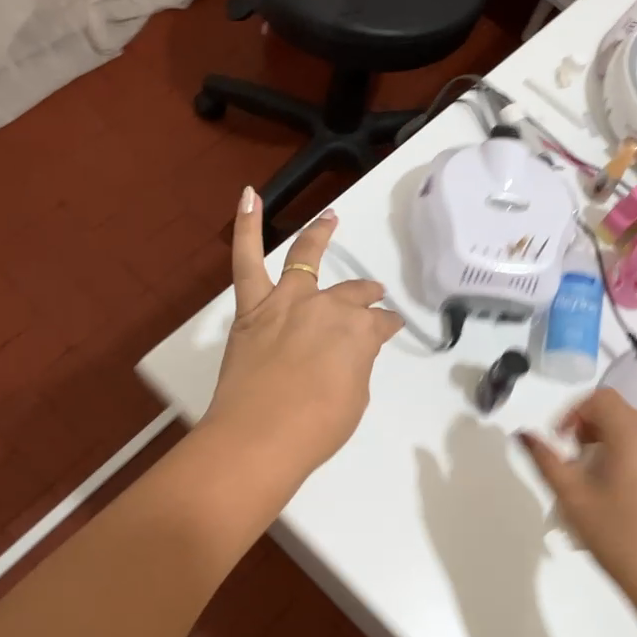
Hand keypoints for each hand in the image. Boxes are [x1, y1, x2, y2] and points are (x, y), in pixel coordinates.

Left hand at [201, 188, 404, 479]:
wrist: (257, 440)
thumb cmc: (315, 430)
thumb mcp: (355, 399)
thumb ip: (355, 365)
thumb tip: (348, 352)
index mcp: (359, 331)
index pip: (380, 324)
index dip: (386, 327)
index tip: (390, 330)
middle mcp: (327, 306)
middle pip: (351, 294)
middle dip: (365, 295)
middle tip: (373, 297)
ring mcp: (288, 301)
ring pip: (306, 258)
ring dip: (319, 234)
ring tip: (329, 218)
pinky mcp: (253, 308)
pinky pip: (247, 259)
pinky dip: (246, 226)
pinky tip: (249, 196)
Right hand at [520, 389, 636, 607]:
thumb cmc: (618, 538)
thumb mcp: (573, 498)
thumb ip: (545, 460)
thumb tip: (523, 434)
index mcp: (632, 436)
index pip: (601, 398)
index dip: (573, 413)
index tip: (560, 445)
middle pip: (618, 413)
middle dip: (588, 429)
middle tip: (572, 464)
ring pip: (635, 434)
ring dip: (606, 444)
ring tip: (590, 484)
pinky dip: (627, 460)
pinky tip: (617, 500)